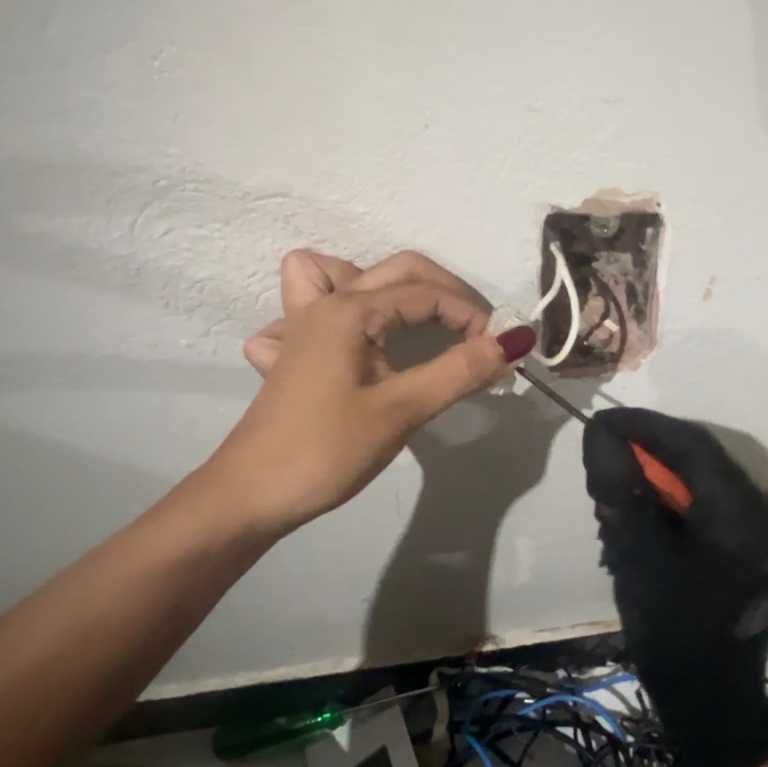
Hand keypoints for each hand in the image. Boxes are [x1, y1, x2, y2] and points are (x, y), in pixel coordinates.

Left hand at [205, 250, 527, 534]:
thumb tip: (515, 341)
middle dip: (444, 292)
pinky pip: (308, 307)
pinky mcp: (293, 352)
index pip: (427, 293)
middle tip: (476, 331)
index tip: (499, 351)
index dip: (471, 315)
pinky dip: (336, 310)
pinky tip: (351, 344)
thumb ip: (460, 370)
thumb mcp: (403, 409)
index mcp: (350, 310)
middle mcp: (324, 304)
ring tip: (406, 320)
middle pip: (396, 270)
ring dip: (380, 285)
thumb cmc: (328, 449)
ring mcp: (301, 325)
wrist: (252, 495)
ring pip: (338, 272)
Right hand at [583, 407, 767, 766]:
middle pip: (699, 458)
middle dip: (648, 453)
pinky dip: (678, 501)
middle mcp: (765, 508)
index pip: (690, 443)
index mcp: (742, 512)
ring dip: (661, 478)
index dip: (641, 425)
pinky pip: (714, 503)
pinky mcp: (760, 542)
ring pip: (704, 479)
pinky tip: (646, 516)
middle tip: (602, 461)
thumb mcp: (637, 557)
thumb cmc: (672, 631)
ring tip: (617, 494)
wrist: (713, 700)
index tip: (598, 421)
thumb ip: (621, 489)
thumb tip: (601, 432)